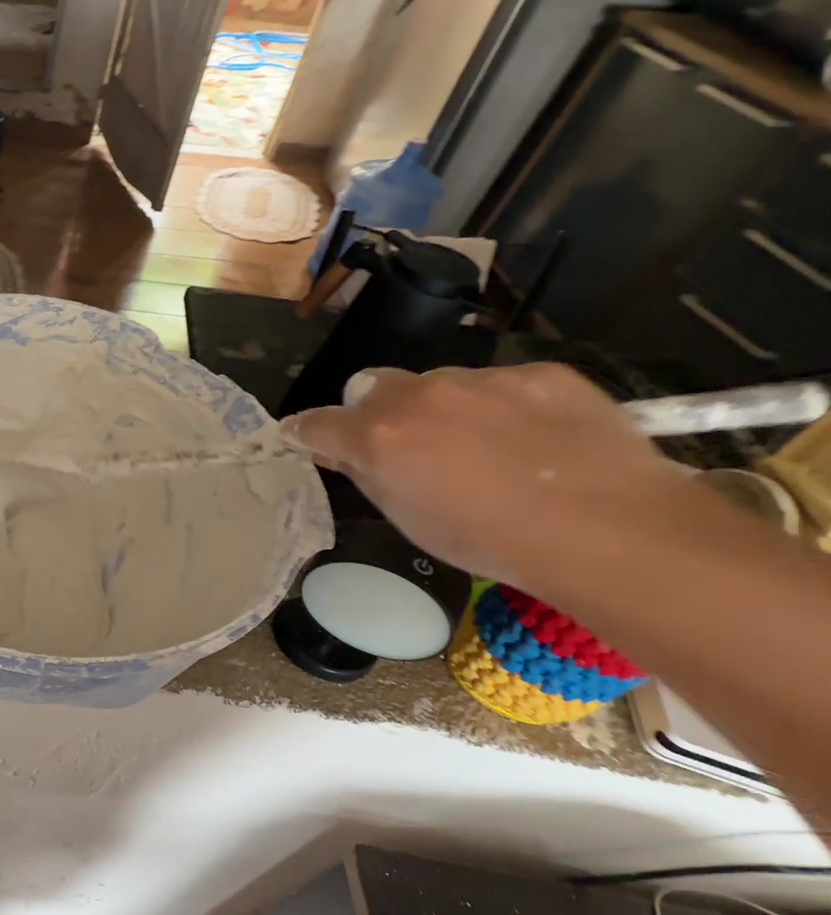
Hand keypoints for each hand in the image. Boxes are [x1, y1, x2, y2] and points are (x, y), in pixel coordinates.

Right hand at [283, 365, 689, 589]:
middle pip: (373, 387)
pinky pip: (503, 384)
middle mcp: (419, 396)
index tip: (306, 438)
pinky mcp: (539, 373)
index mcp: (378, 436)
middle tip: (408, 446)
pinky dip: (505, 406)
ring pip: (440, 384)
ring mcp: (482, 380)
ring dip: (444, 408)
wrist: (608, 528)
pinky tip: (536, 441)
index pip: (317, 422)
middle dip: (378, 411)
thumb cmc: (491, 541)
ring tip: (487, 447)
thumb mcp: (409, 520)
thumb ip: (371, 476)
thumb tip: (349, 454)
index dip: (307, 431)